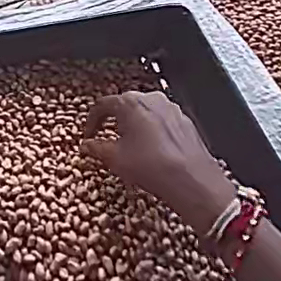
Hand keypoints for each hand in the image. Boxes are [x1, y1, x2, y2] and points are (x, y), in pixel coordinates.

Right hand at [81, 91, 235, 234]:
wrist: (192, 180)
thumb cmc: (153, 166)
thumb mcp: (115, 159)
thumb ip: (96, 148)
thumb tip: (88, 145)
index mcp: (130, 103)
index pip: (102, 105)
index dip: (92, 122)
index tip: (89, 135)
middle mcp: (152, 100)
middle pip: (125, 106)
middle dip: (113, 122)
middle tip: (107, 140)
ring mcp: (171, 109)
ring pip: (145, 113)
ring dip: (134, 127)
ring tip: (130, 148)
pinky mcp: (185, 121)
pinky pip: (162, 122)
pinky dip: (152, 132)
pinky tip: (151, 152)